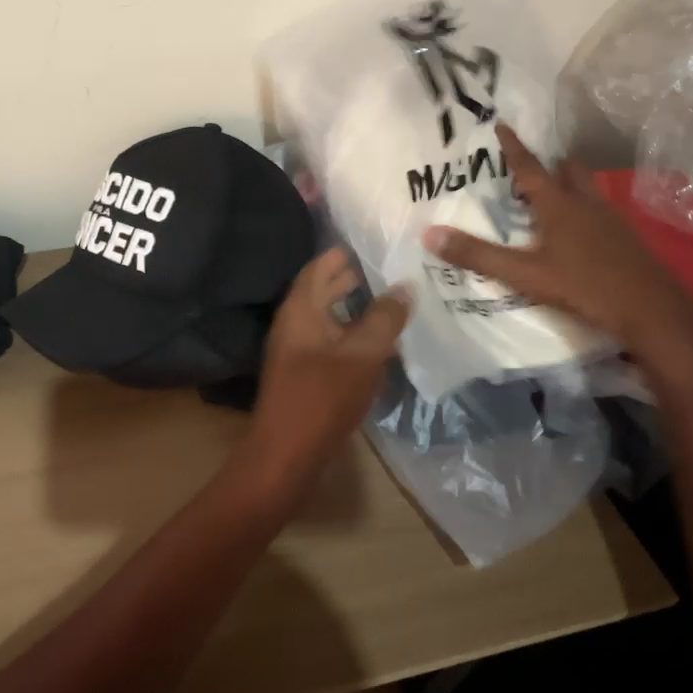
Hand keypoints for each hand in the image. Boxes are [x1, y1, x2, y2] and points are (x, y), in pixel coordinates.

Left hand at [248, 249, 410, 474]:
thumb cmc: (323, 397)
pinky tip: (379, 339)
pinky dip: (352, 332)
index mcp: (300, 309)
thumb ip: (385, 318)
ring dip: (356, 306)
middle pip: (323, 289)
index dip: (348, 251)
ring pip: (328, 316)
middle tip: (395, 266)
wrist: (287, 453)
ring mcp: (296, 348)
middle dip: (356, 276)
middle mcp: (293, 322)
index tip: (381, 239)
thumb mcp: (363, 354)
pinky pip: (330, 340)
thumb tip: (405, 286)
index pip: (321, 265)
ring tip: (395, 298)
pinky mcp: (304, 372)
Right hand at [422, 124, 692, 356]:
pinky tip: (577, 231)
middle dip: (551, 162)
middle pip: (570, 171)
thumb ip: (478, 255)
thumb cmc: (585, 286)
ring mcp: (611, 221)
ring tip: (551, 193)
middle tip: (532, 163)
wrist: (651, 311)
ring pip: (588, 190)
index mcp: (559, 206)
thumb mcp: (524, 274)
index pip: (531, 168)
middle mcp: (587, 205)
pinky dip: (583, 210)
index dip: (514, 147)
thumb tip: (430, 235)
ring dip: (570, 185)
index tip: (502, 124)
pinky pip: (599, 212)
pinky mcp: (625, 241)